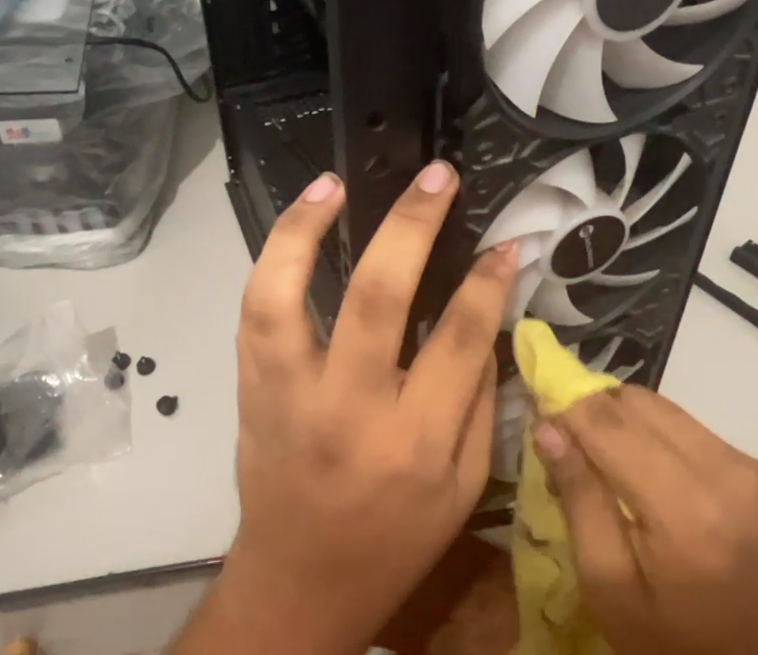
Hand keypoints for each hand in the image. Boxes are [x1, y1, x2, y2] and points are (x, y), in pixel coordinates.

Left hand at [173, 161, 518, 654]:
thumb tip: (488, 310)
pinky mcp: (251, 389)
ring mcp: (287, 396)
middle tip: (438, 177)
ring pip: (284, 296)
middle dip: (412, 226)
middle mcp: (347, 410)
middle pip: (375, 298)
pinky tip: (300, 223)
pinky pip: (254, 314)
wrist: (300, 581)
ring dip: (306, 229)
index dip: (486, 283)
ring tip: (333, 183)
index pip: (458, 341)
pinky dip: (275, 260)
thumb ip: (477, 398)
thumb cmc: (395, 538)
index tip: (505, 243)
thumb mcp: (463, 485)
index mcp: (414, 443)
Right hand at [533, 387, 757, 654]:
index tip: (538, 422)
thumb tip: (547, 428)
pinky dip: (655, 433)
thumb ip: (580, 501)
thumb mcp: (609, 587)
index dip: (565, 408)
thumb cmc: (675, 644)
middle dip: (591, 411)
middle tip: (566, 450)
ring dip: (622, 418)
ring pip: (663, 406)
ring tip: (602, 461)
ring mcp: (747, 465)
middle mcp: (722, 469)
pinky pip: (690, 426)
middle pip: (636, 402)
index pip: (607, 421)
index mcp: (684, 506)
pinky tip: (643, 472)